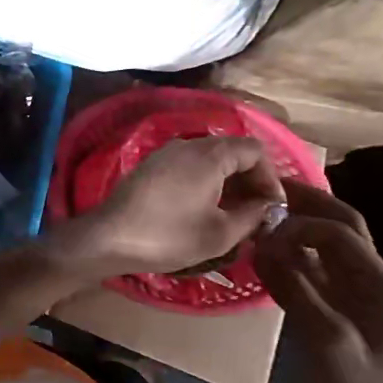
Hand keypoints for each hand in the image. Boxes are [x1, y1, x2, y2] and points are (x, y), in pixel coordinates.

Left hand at [52, 137, 285, 278]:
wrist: (109, 237)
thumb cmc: (168, 235)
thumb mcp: (220, 233)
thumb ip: (251, 216)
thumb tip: (267, 207)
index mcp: (209, 154)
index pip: (254, 149)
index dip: (271, 176)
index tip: (273, 207)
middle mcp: (187, 144)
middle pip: (232, 150)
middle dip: (250, 178)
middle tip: (258, 212)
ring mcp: (165, 153)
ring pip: (209, 158)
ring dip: (227, 181)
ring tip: (233, 214)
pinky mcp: (150, 166)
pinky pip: (188, 165)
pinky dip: (204, 181)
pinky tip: (204, 208)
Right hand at [255, 181, 382, 382]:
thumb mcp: (326, 340)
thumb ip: (295, 287)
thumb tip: (262, 242)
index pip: (341, 234)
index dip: (302, 222)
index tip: (262, 225)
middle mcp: (374, 284)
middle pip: (342, 230)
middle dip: (307, 206)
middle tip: (266, 187)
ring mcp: (354, 298)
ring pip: (326, 247)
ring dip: (297, 226)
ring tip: (261, 211)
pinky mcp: (333, 311)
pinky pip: (311, 269)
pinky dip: (289, 253)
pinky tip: (264, 250)